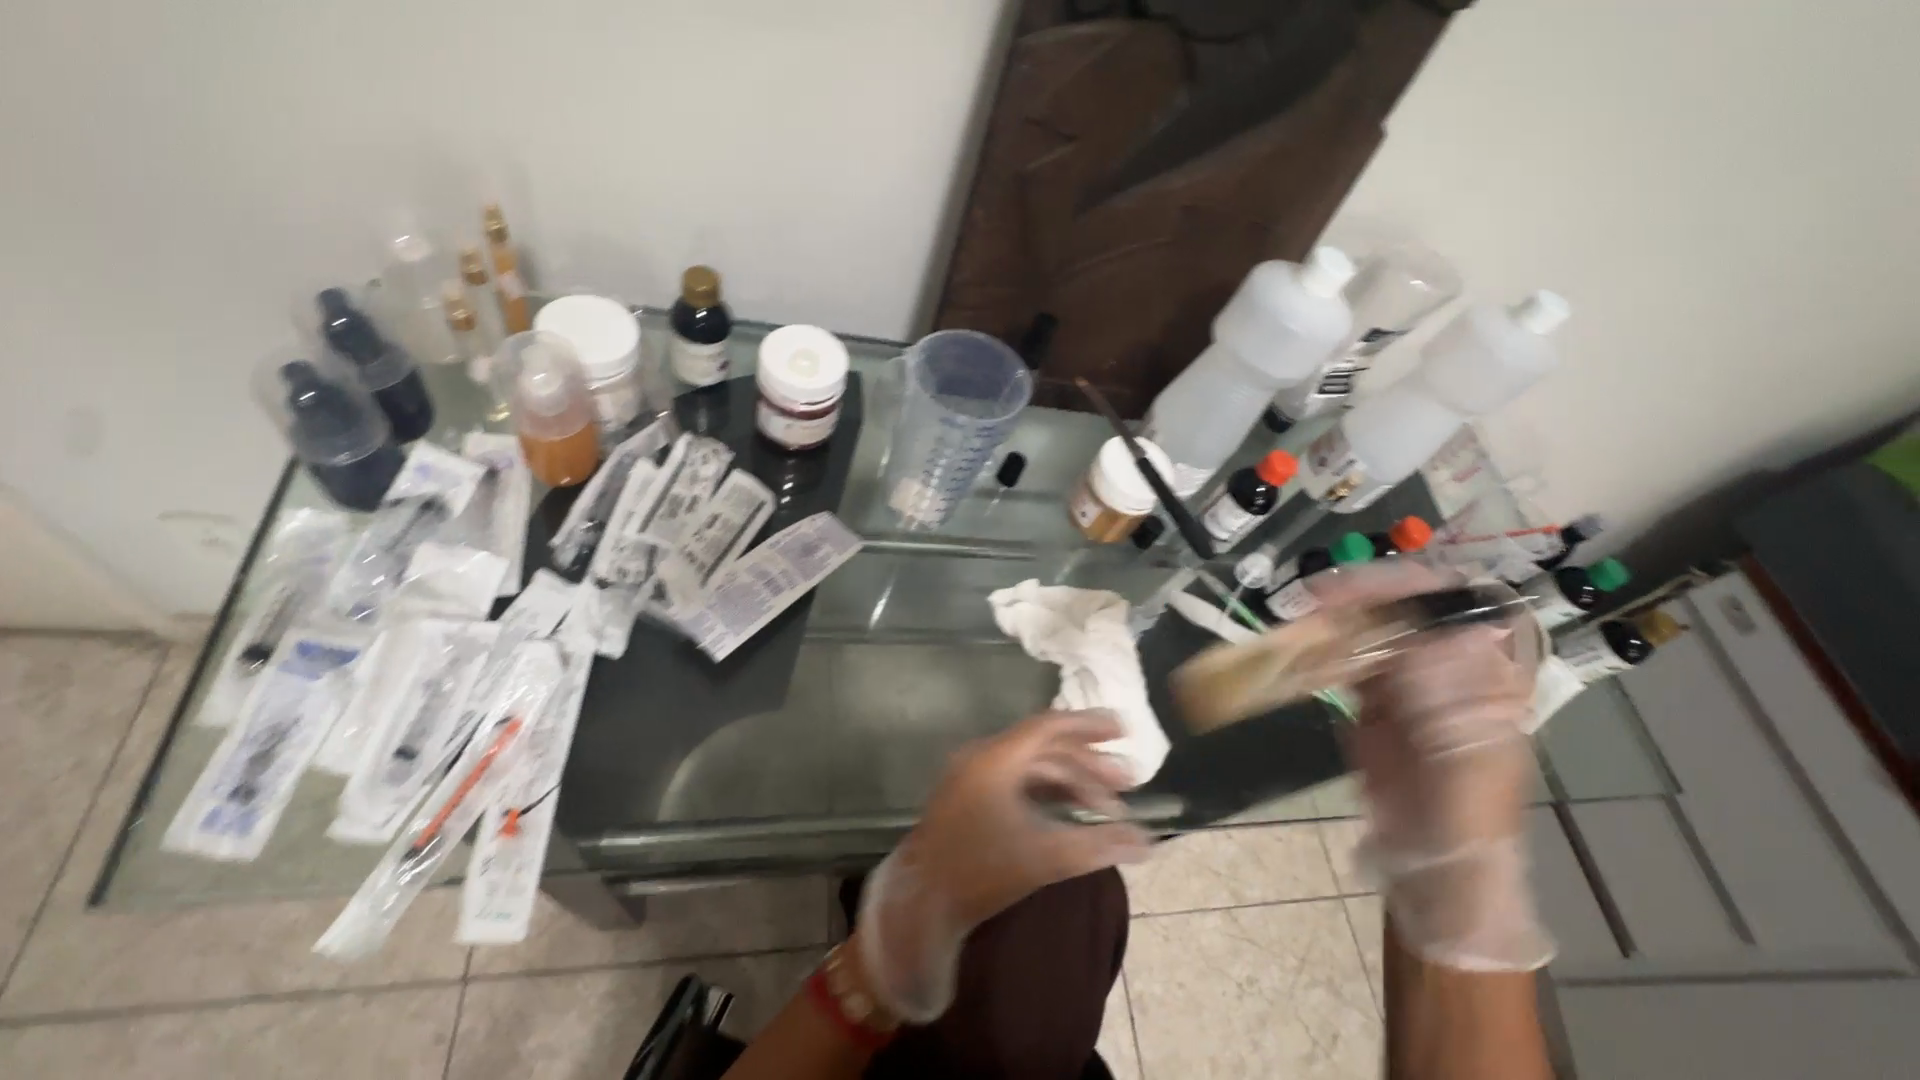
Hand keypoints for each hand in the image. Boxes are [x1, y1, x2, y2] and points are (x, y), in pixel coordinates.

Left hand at [855, 710, 1149, 1022]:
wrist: (921, 904)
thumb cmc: (982, 872)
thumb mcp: (1047, 857)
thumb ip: (1100, 845)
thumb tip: (1147, 842)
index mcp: (996, 759)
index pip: (1049, 726)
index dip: (1088, 724)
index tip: (1123, 730)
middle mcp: (982, 759)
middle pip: (1044, 748)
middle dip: (1088, 763)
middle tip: (1127, 781)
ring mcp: (971, 778)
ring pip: (1030, 767)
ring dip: (1070, 781)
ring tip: (1107, 806)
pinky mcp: (968, 800)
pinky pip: (1016, 781)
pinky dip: (1047, 792)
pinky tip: (1073, 813)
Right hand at [1310, 560, 1553, 971]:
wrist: (1431, 873)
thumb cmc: (1465, 828)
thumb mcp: (1466, 768)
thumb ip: (1454, 705)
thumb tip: (1444, 636)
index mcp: (1488, 680)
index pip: (1459, 608)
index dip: (1416, 587)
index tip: (1367, 588)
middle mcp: (1450, 671)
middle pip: (1409, 612)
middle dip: (1364, 597)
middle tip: (1315, 597)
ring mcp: (1410, 685)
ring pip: (1373, 631)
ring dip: (1336, 619)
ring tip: (1298, 614)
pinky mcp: (1374, 704)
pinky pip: (1347, 664)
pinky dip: (1320, 652)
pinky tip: (1297, 647)